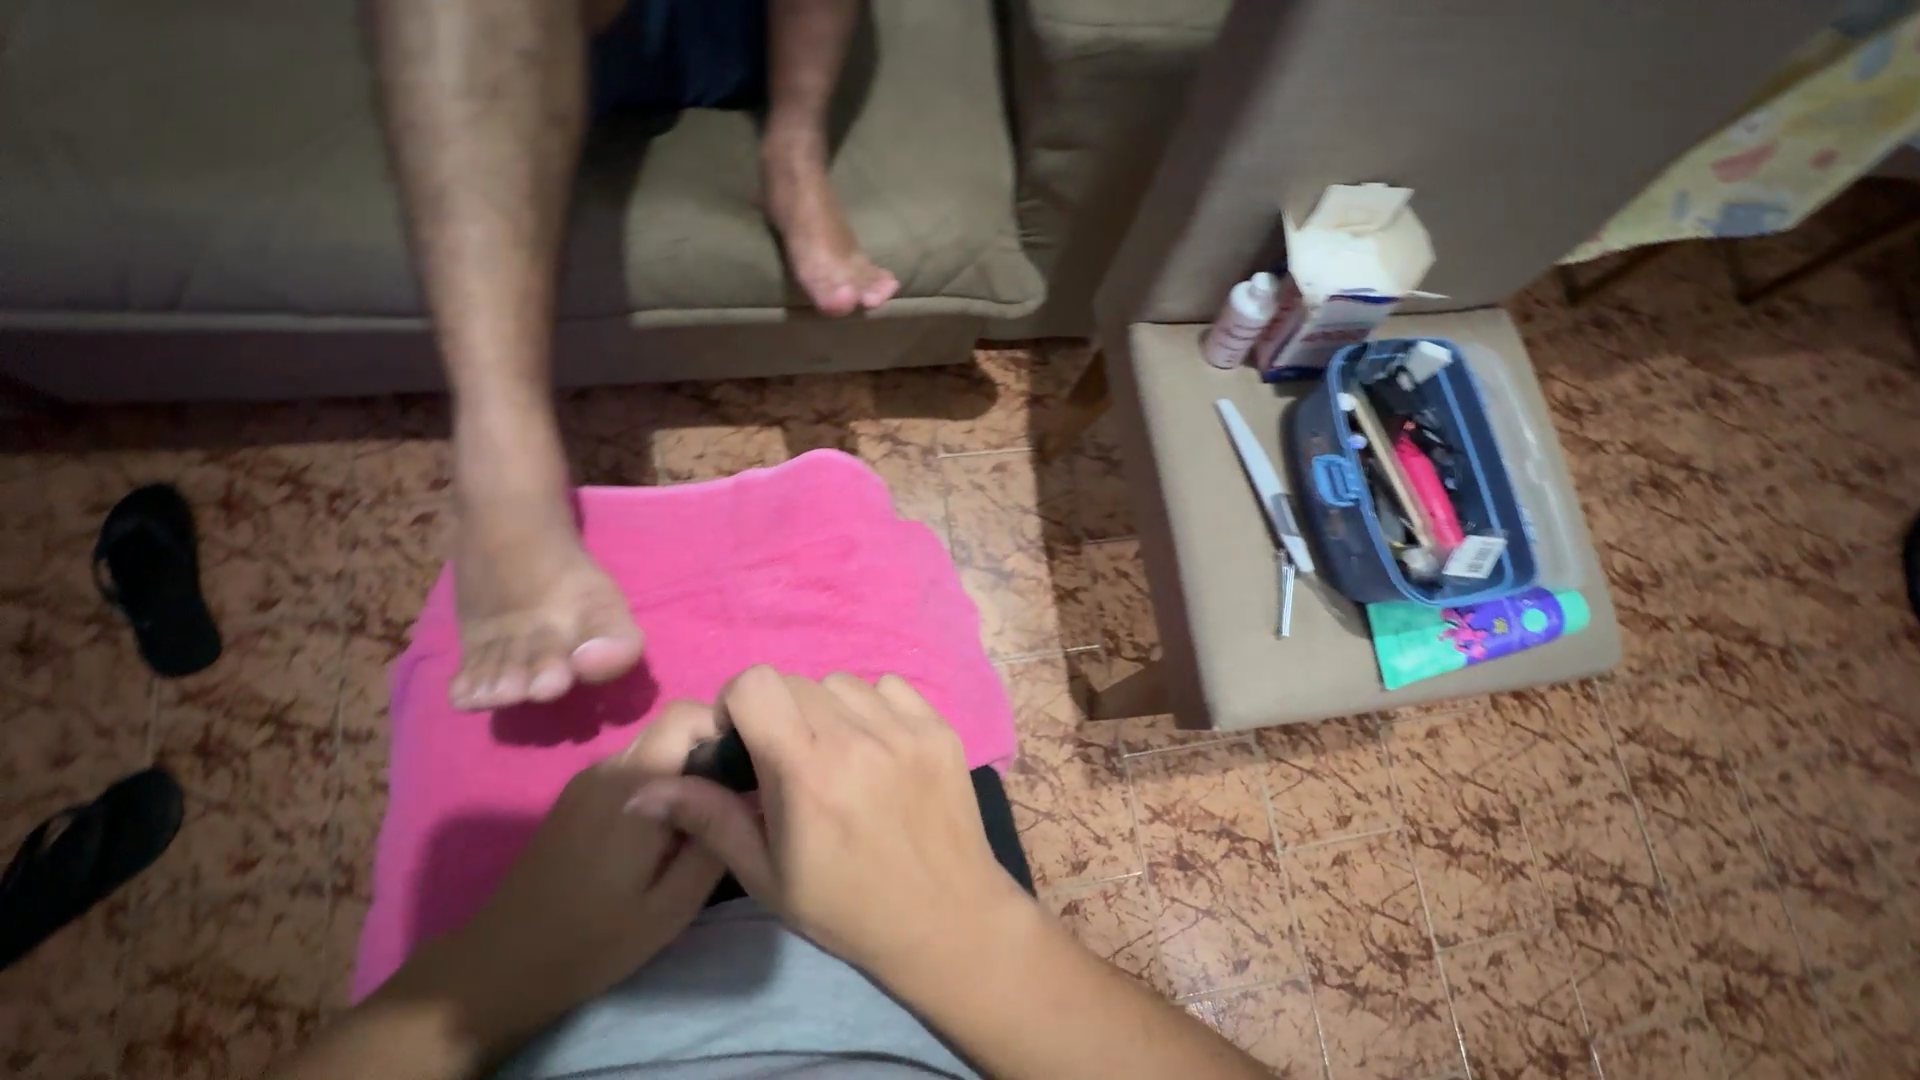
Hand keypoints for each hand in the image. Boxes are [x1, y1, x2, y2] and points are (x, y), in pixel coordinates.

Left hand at [407, 700, 727, 1032]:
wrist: (502, 966)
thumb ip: (715, 841)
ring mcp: (589, 779)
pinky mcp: (577, 795)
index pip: (687, 715)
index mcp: (636, 786)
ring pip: (656, 747)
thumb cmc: (593, 941)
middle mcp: (611, 767)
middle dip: (712, 751)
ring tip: (703, 819)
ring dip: (686, 769)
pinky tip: (664, 831)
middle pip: (674, 727)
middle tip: (732, 801)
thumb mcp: (672, 907)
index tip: (750, 766)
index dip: (725, 727)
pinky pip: (633, 768)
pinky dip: (660, 782)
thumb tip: (750, 796)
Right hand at [630, 666, 1030, 977]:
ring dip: (827, 708)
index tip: (743, 742)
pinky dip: (874, 707)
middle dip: (779, 711)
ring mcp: (905, 730)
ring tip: (836, 753)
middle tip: (789, 757)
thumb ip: (708, 819)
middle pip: (795, 681)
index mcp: (807, 772)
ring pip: (842, 682)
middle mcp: (857, 738)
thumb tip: (641, 790)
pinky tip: (877, 747)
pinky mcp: (940, 730)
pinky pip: (891, 688)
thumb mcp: (767, 875)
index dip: (737, 705)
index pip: (755, 684)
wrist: (946, 920)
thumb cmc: (846, 907)